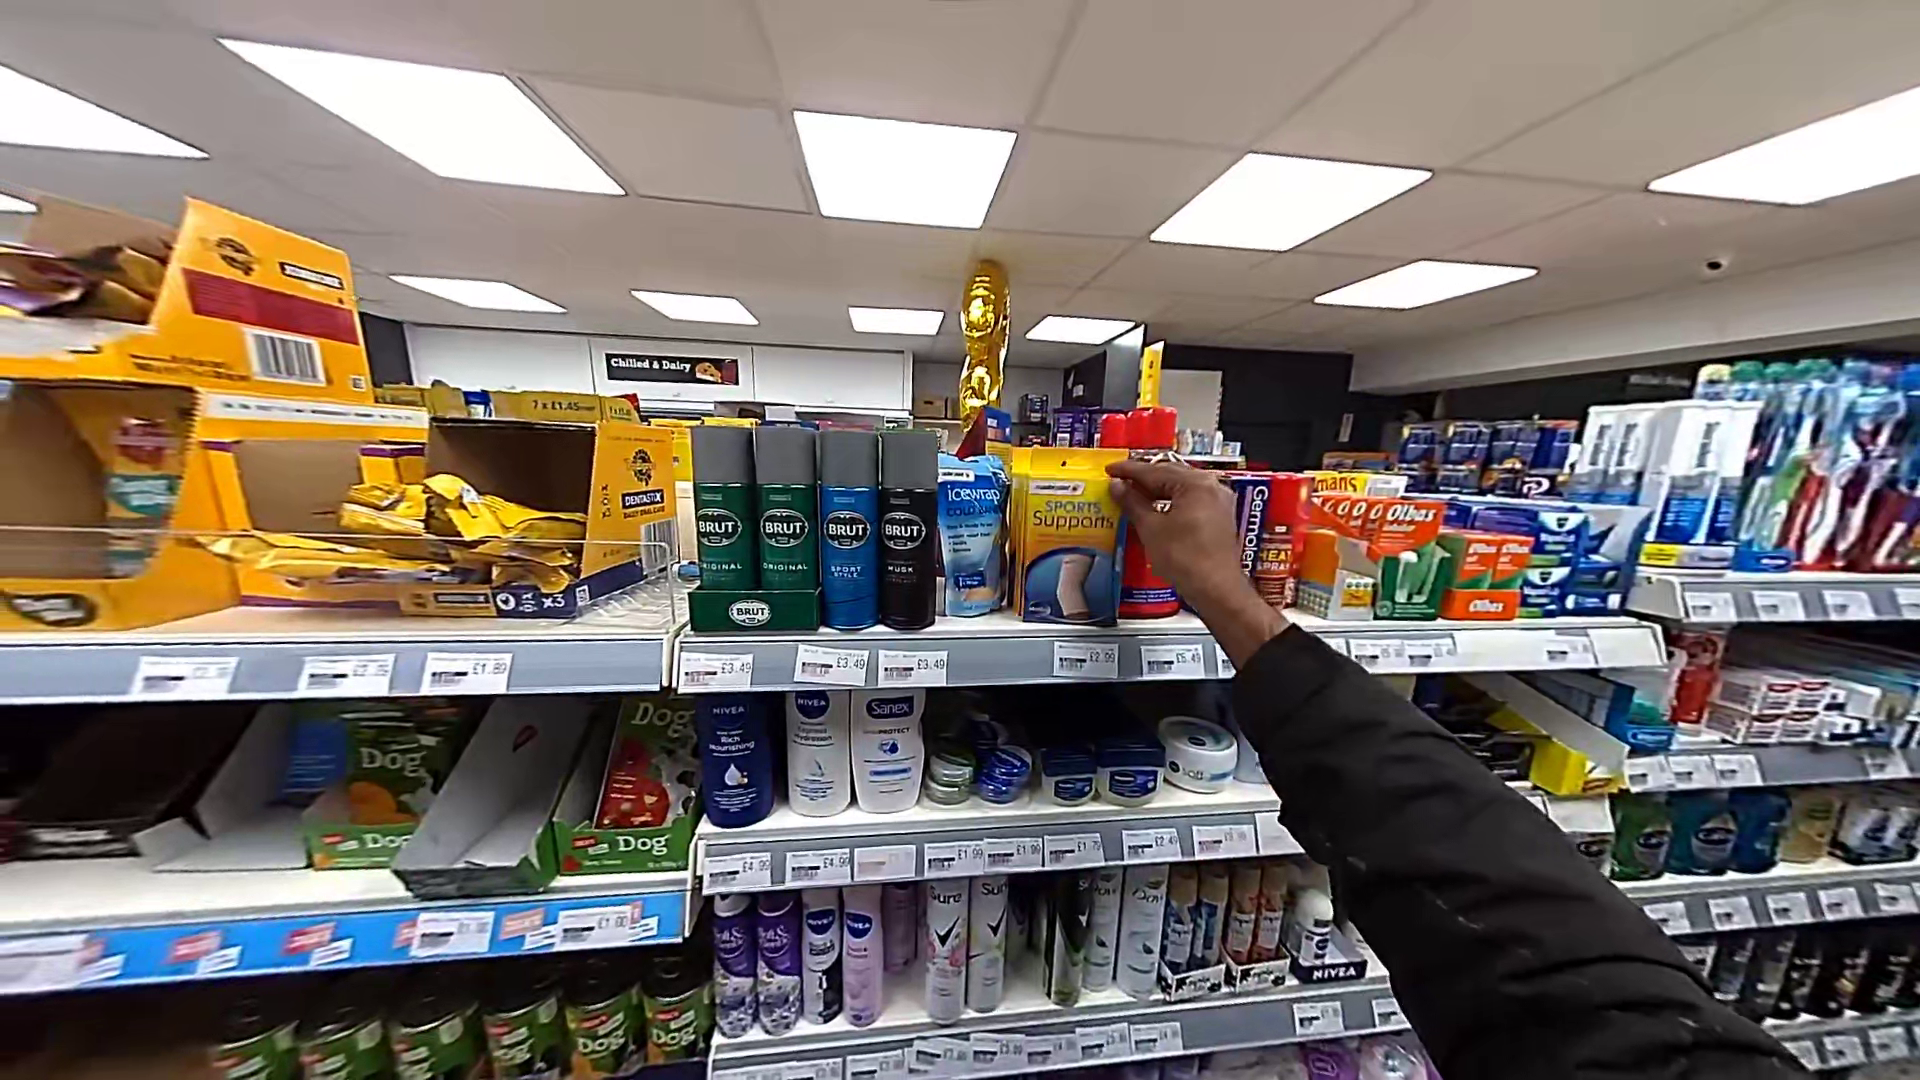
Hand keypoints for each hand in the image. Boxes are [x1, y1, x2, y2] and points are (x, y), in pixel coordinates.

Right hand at [1106, 459, 1287, 663]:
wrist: (1215, 590)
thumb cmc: (1187, 560)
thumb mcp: (1151, 528)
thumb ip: (1132, 502)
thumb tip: (1118, 487)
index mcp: (1196, 484)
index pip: (1154, 470)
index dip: (1128, 470)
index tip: (1111, 469)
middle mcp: (1212, 487)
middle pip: (1170, 474)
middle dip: (1143, 478)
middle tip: (1119, 480)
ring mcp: (1218, 501)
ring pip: (1180, 487)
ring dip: (1156, 490)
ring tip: (1132, 494)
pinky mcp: (1218, 516)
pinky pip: (1190, 499)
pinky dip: (1169, 501)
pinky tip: (1153, 508)